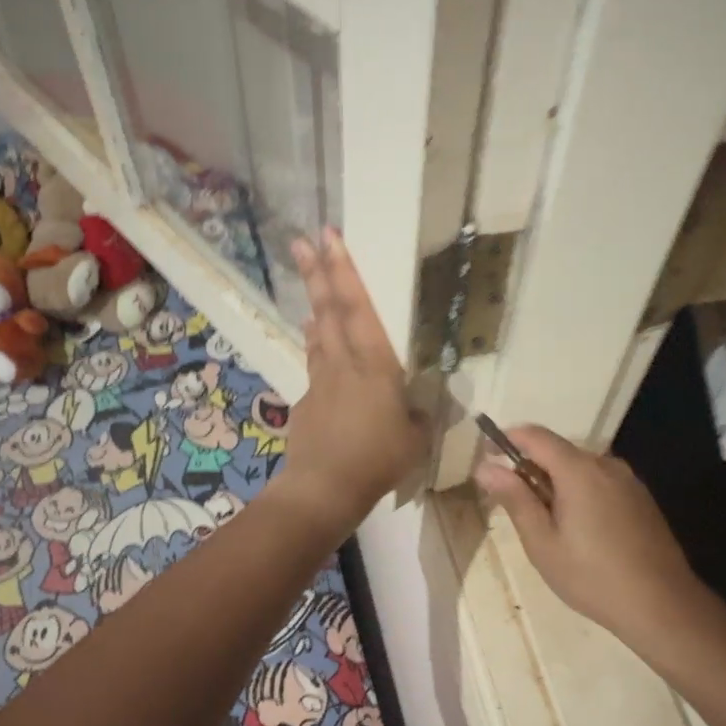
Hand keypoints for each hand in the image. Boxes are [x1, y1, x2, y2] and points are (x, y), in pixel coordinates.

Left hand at [276, 229, 428, 528]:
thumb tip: (423, 408)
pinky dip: (316, 352)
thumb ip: (420, 416)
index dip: (345, 271)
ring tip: (312, 296)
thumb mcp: (416, 439)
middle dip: (317, 274)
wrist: (325, 488)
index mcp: (375, 366)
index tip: (330, 238)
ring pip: (318, 337)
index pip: (358, 308)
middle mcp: (343, 365)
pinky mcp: (306, 405)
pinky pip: (314, 368)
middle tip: (302, 240)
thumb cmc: (378, 460)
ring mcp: (320, 383)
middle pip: (328, 311)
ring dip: (315, 310)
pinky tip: (318, 353)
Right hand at [475, 426, 699, 639]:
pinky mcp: (641, 499)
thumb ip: (515, 499)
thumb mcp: (542, 542)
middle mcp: (606, 465)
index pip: (536, 435)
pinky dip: (580, 493)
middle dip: (531, 468)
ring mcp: (629, 481)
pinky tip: (579, 531)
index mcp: (579, 470)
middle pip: (559, 451)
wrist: (661, 603)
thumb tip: (486, 467)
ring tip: (545, 524)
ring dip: (556, 483)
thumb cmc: (592, 576)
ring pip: (581, 469)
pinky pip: (601, 483)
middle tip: (512, 505)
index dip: (507, 439)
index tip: (486, 457)